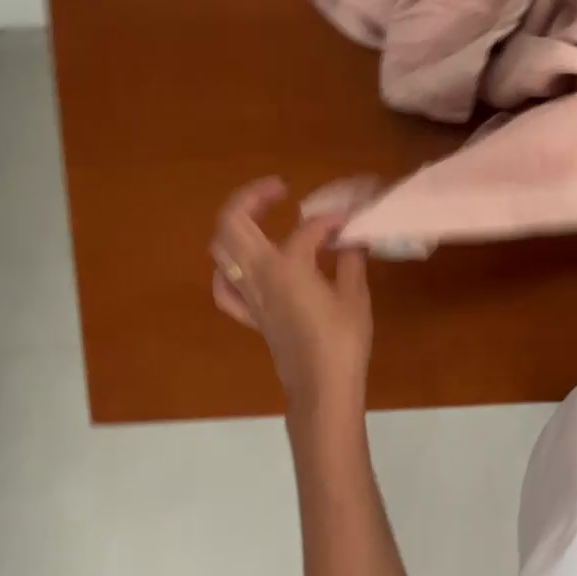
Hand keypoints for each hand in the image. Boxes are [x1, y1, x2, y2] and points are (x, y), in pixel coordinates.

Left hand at [211, 176, 378, 407]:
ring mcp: (249, 296)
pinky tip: (243, 267)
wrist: (322, 386)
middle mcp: (259, 275)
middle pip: (234, 223)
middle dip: (253, 197)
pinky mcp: (250, 316)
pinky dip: (229, 271)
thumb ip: (350, 261)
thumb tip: (352, 239)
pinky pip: (224, 288)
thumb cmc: (343, 341)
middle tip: (279, 189)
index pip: (307, 229)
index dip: (331, 219)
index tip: (351, 218)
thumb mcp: (355, 296)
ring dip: (235, 226)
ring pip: (221, 249)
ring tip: (259, 219)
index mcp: (288, 266)